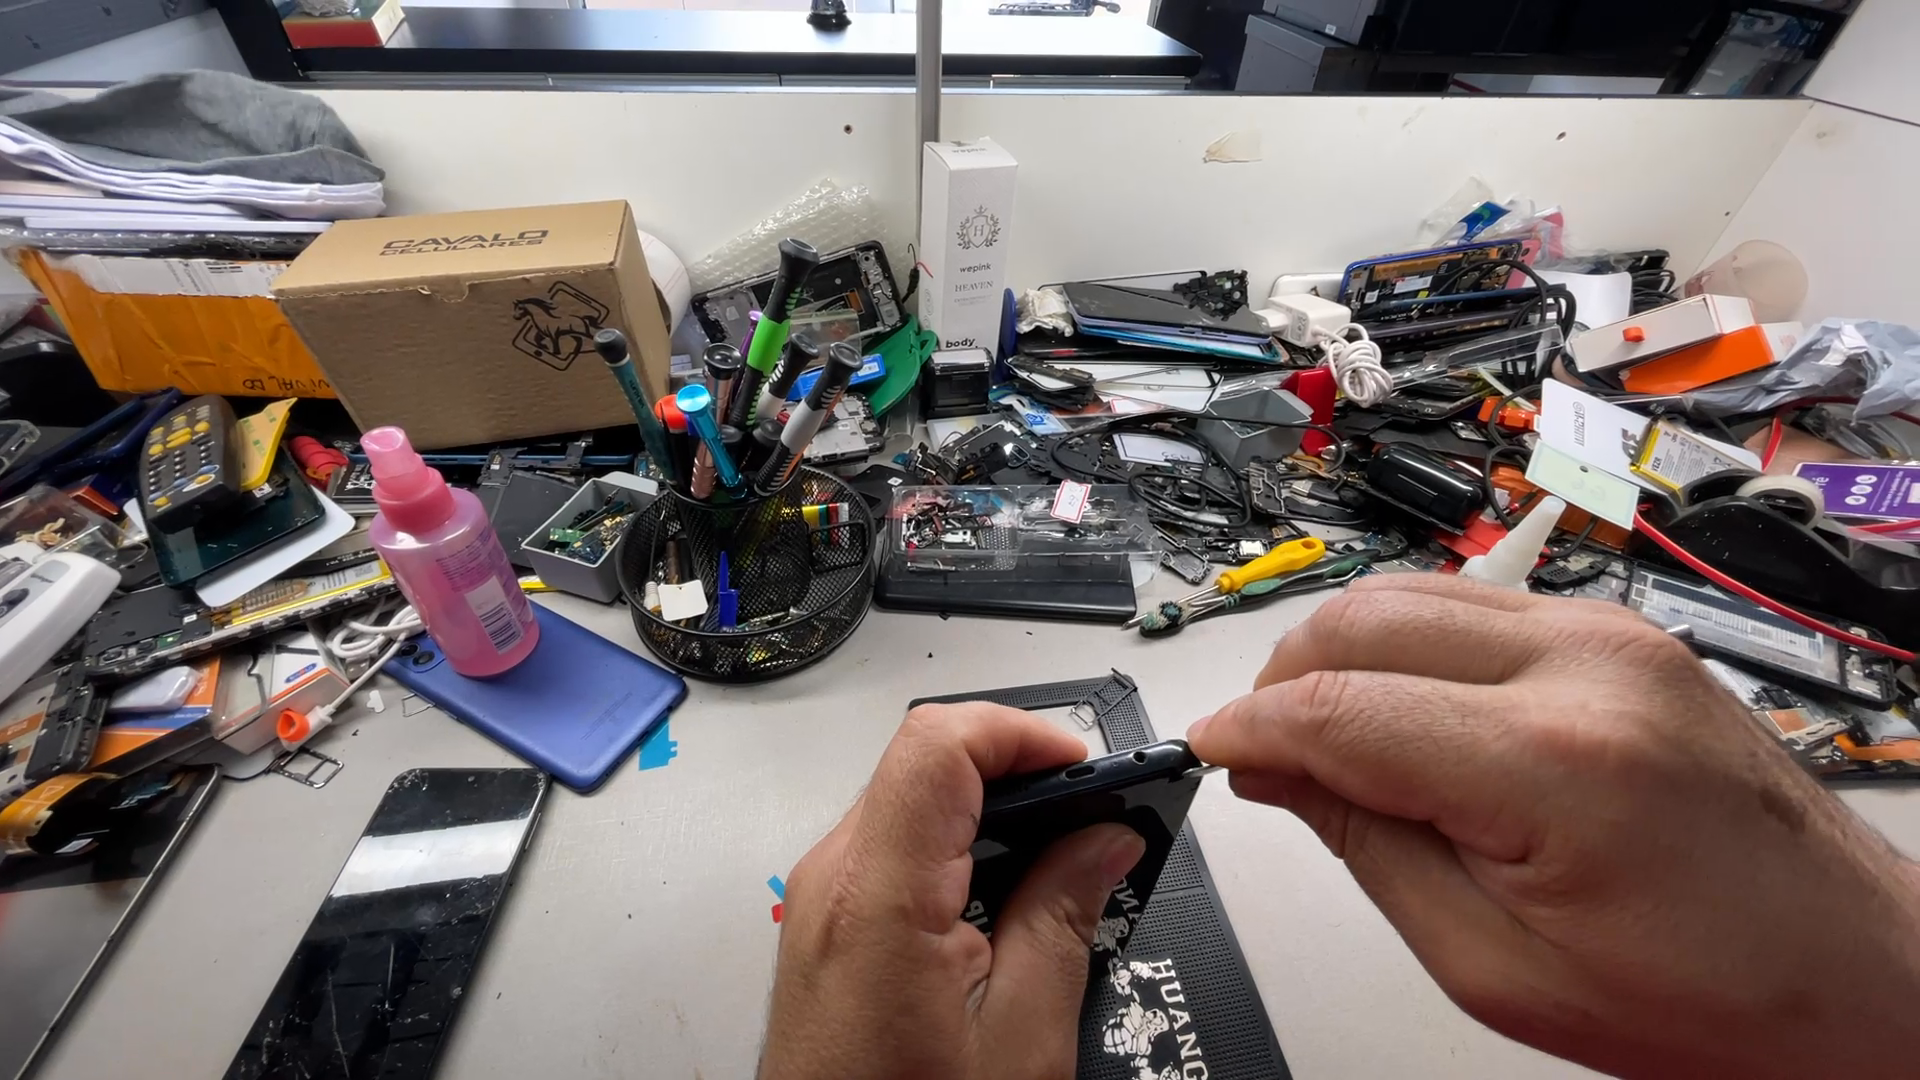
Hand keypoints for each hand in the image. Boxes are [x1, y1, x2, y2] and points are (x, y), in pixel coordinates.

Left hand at [760, 702, 1145, 1079]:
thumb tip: (1105, 838)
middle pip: (925, 757)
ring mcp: (823, 888)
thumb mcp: (1018, 1042)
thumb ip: (1062, 920)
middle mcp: (834, 874)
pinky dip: (955, 830)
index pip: (936, 746)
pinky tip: (999, 877)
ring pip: (912, 787)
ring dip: (986, 797)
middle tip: (1082, 808)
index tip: (1077, 765)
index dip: (1014, 732)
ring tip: (1052, 843)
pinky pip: (896, 830)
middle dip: (1012, 763)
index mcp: (877, 897)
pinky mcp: (827, 907)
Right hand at [1188, 573, 1919, 1079]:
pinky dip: (1381, 639)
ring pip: (1388, 596)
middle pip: (1353, 625)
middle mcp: (1581, 665)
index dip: (1250, 727)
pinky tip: (1379, 695)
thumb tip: (1268, 767)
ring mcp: (1596, 630)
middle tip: (1262, 748)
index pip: (1339, 710)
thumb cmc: (1703, 1004)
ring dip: (1324, 654)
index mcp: (1558, 767)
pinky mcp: (1596, 625)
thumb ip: (1357, 843)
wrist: (1869, 980)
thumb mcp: (1486, 960)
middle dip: (1278, 683)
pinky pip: (1442, 599)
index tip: (1210, 747)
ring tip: (1317, 727)